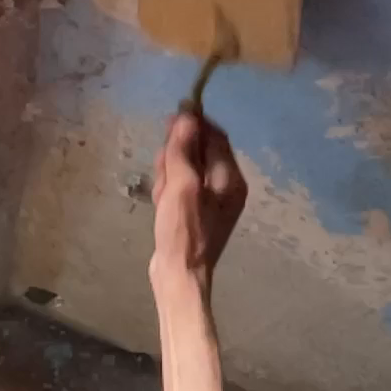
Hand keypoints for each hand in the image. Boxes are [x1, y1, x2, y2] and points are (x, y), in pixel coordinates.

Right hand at [150, 112, 245, 290]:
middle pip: (201, 153)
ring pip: (187, 171)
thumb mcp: (182, 186)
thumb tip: (186, 116)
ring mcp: (210, 203)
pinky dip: (169, 189)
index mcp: (230, 180)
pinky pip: (181, 190)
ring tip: (160, 189)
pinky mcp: (194, 215)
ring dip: (170, 172)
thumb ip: (184, 150)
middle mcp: (225, 189)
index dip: (195, 123)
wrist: (179, 276)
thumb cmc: (183, 232)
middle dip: (177, 153)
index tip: (173, 114)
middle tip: (161, 162)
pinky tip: (160, 200)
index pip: (216, 138)